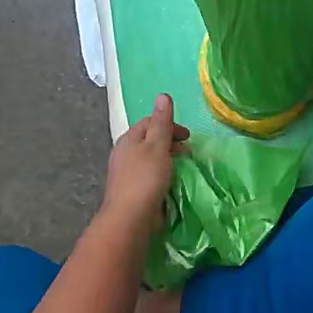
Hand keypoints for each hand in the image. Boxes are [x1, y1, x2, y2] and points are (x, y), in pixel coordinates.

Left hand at [100, 93, 188, 226]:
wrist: (129, 218)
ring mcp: (126, 173)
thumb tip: (162, 94)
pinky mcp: (131, 191)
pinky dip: (162, 174)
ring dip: (167, 159)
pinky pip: (149, 175)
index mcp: (129, 139)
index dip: (170, 124)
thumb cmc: (145, 178)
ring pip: (149, 159)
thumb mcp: (157, 146)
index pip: (149, 122)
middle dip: (169, 142)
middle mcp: (124, 154)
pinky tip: (171, 183)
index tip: (188, 136)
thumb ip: (162, 122)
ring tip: (182, 167)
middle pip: (148, 140)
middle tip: (188, 152)